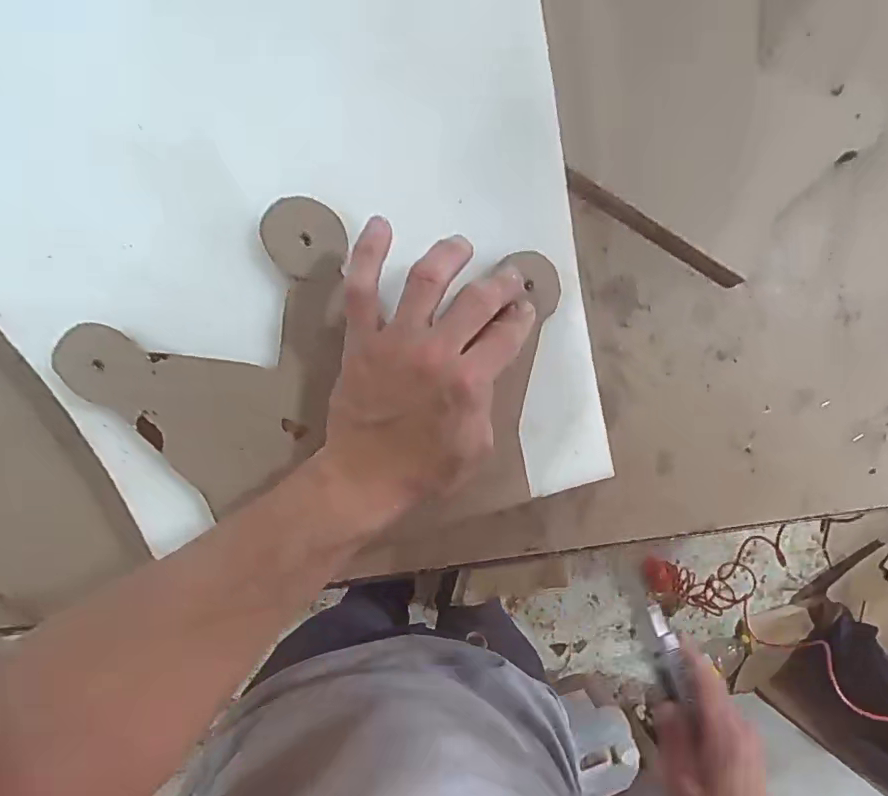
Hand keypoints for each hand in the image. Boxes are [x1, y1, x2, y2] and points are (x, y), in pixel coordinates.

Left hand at [315, 216, 537, 521]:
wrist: (366, 478)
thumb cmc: (426, 472)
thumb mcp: (477, 447)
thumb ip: (485, 404)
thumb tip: (482, 375)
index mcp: (470, 381)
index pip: (507, 335)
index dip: (522, 317)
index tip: (526, 307)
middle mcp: (438, 351)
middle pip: (478, 301)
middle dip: (502, 283)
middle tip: (510, 275)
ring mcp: (396, 340)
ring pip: (427, 281)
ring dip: (450, 255)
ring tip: (462, 245)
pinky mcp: (361, 340)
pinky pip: (361, 289)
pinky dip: (369, 254)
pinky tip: (381, 226)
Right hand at [653, 656, 795, 795]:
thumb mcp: (680, 781)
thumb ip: (672, 738)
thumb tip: (666, 704)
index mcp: (723, 729)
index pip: (705, 679)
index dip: (688, 655)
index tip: (671, 637)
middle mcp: (741, 726)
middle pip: (711, 690)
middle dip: (684, 679)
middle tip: (656, 679)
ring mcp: (749, 739)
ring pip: (716, 707)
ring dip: (693, 701)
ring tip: (665, 710)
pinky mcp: (751, 752)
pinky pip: (723, 722)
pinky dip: (704, 717)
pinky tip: (687, 736)